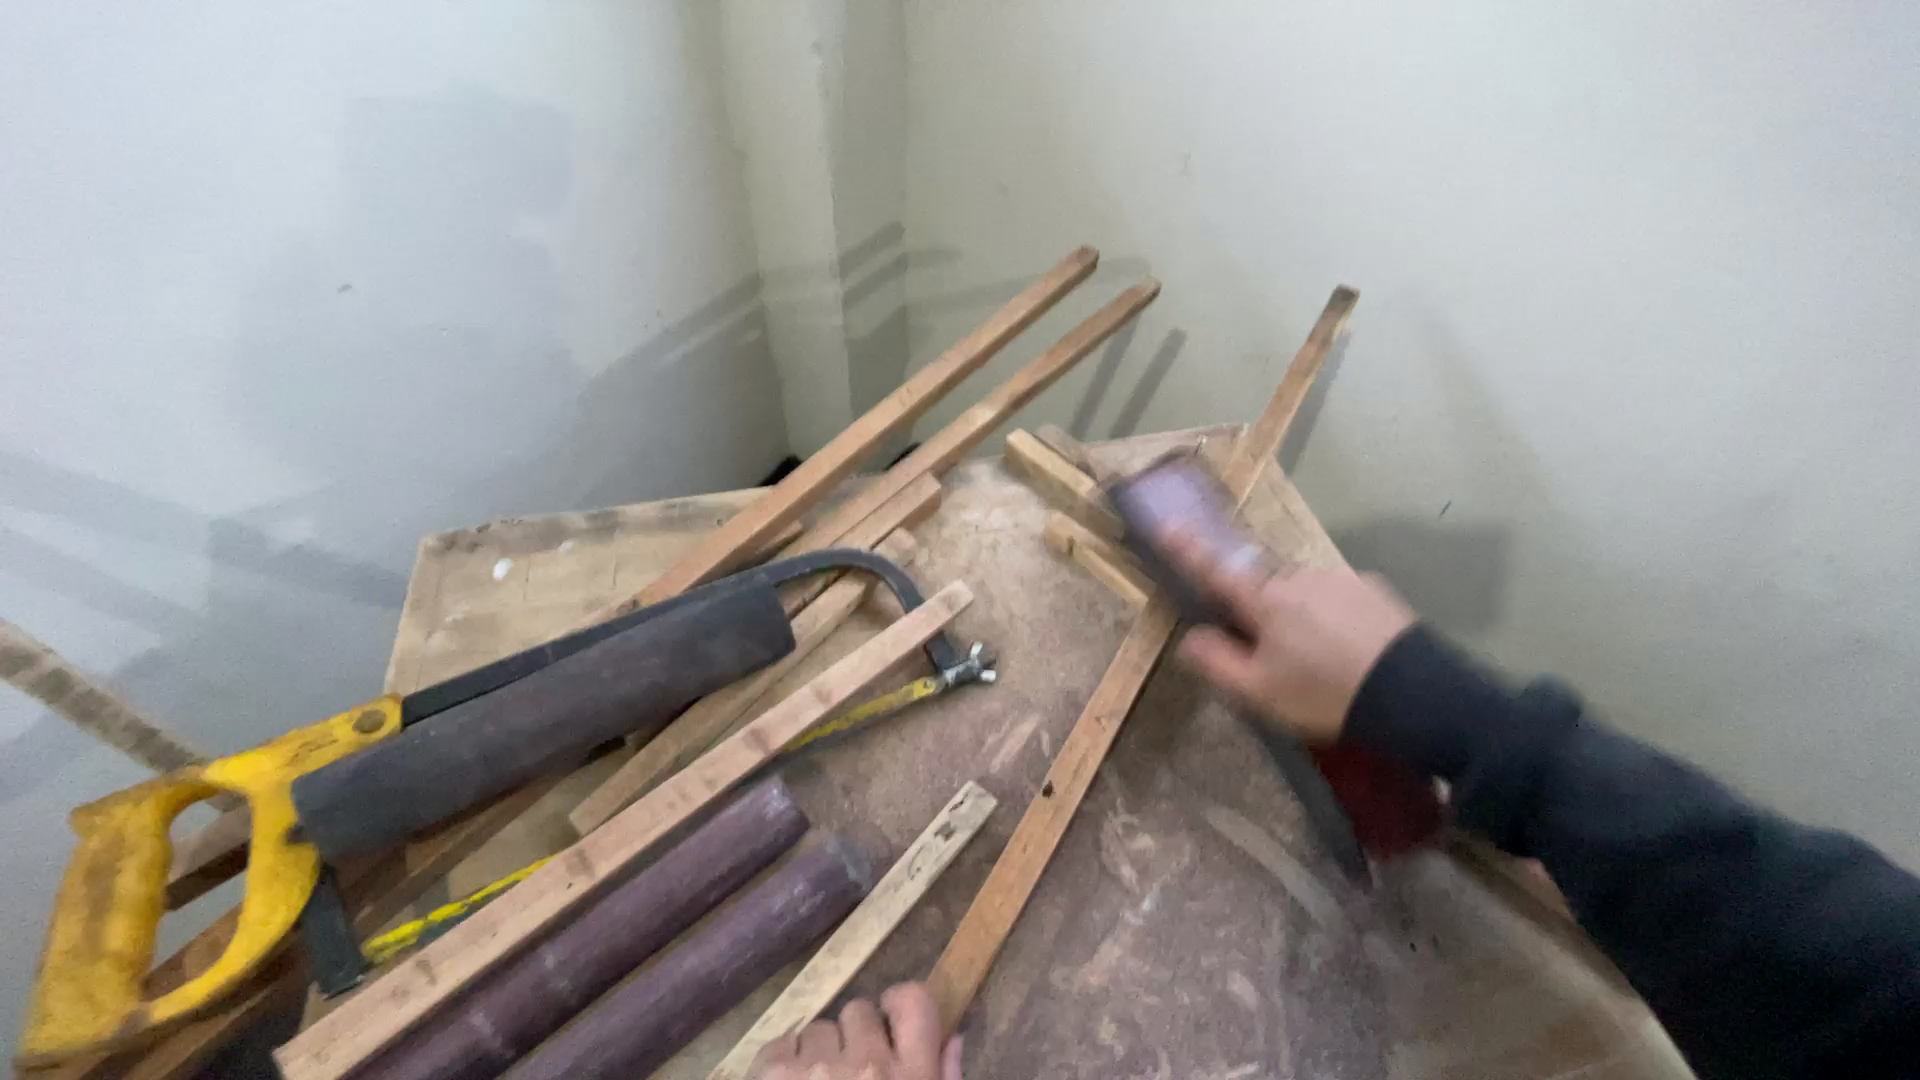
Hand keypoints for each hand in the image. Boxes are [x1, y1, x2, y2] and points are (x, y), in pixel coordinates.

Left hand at [750, 982, 962, 1079]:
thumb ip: (944, 1078)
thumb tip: (954, 1036)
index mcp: (913, 1077)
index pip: (914, 1000)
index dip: (898, 1004)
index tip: (888, 1021)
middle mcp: (869, 1064)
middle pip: (859, 1011)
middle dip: (853, 1038)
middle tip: (848, 1075)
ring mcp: (818, 1069)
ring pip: (818, 1029)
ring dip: (817, 1055)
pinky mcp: (771, 1074)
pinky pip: (780, 1045)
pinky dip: (782, 1067)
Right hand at [1163, 530, 1415, 743]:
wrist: (1416, 695)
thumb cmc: (1324, 693)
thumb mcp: (1259, 692)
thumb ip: (1217, 662)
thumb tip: (1191, 637)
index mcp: (1264, 600)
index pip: (1214, 569)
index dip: (1187, 549)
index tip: (1167, 524)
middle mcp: (1298, 578)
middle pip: (1262, 586)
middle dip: (1258, 609)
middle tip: (1272, 654)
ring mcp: (1338, 578)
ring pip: (1299, 592)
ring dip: (1297, 614)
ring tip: (1318, 660)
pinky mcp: (1372, 588)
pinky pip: (1334, 596)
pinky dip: (1330, 616)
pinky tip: (1347, 649)